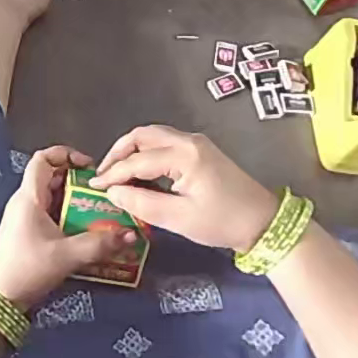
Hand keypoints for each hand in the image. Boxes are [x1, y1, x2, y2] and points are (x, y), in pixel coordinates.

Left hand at [0, 145, 134, 307]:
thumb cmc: (25, 268)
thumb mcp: (66, 255)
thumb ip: (99, 244)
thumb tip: (130, 235)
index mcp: (29, 197)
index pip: (43, 158)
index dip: (66, 154)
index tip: (89, 166)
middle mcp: (26, 202)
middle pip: (53, 177)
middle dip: (79, 181)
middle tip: (103, 193)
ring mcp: (27, 219)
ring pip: (55, 198)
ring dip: (77, 202)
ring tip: (102, 212)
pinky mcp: (30, 234)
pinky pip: (53, 216)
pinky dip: (71, 218)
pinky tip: (89, 232)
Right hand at [90, 125, 280, 252]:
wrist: (263, 222)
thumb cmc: (222, 222)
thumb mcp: (179, 219)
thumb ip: (142, 204)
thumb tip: (113, 193)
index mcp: (184, 155)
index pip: (137, 161)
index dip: (113, 174)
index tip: (94, 186)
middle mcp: (188, 141)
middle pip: (143, 135)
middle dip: (119, 152)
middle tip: (104, 174)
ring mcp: (196, 143)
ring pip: (153, 136)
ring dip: (132, 151)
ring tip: (117, 173)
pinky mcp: (200, 150)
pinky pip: (165, 143)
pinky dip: (147, 153)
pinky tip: (139, 172)